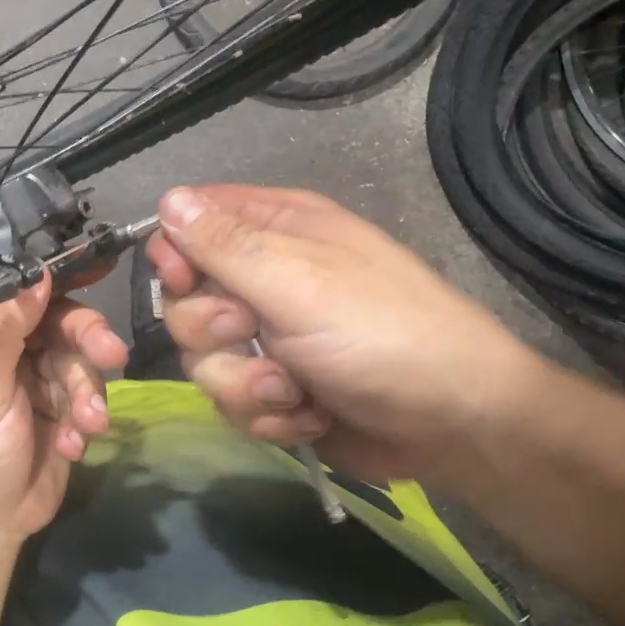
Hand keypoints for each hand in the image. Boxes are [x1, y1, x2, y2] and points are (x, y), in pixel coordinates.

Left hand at [0, 273, 127, 548]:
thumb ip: (5, 329)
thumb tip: (36, 274)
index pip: (5, 288)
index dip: (47, 277)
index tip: (93, 265)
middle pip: (53, 318)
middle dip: (85, 338)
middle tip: (112, 353)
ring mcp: (27, 375)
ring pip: (75, 356)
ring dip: (87, 389)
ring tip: (88, 422)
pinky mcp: (54, 405)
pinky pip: (83, 391)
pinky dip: (84, 415)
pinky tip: (74, 444)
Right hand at [146, 185, 549, 482]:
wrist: (456, 425)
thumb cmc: (383, 335)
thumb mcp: (299, 281)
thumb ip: (225, 245)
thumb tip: (168, 200)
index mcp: (276, 231)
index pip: (189, 225)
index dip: (174, 254)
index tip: (183, 281)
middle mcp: (264, 280)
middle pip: (184, 300)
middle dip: (211, 331)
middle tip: (251, 335)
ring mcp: (267, 339)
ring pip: (202, 359)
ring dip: (244, 385)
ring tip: (293, 392)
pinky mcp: (273, 390)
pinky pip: (231, 401)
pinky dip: (267, 415)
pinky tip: (308, 417)